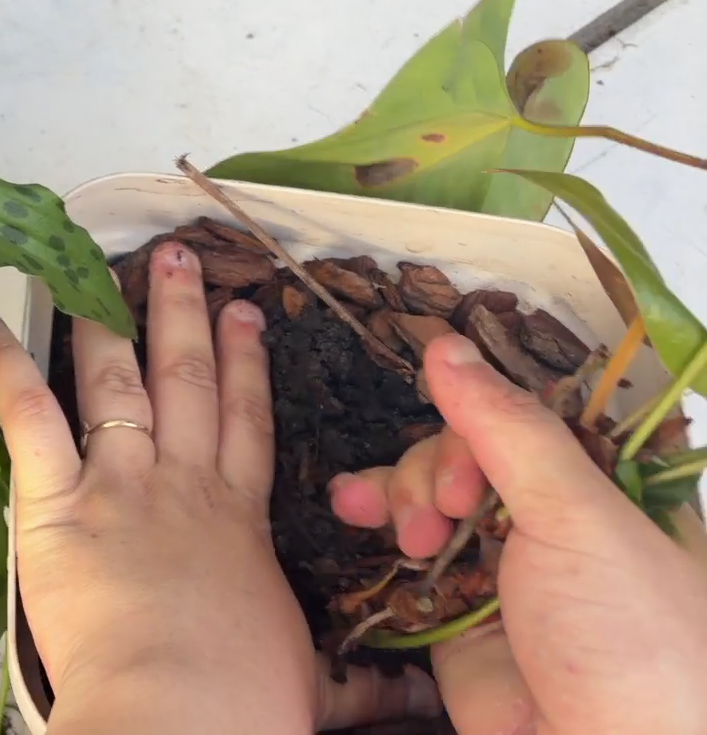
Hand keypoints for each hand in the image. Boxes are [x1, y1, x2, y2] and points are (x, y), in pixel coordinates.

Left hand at [0, 240, 438, 732]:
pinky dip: (2, 364)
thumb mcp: (307, 682)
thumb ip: (345, 676)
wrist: (183, 720)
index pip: (244, 420)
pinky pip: (27, 413)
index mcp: (235, 519)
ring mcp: (117, 482)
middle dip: (183, 312)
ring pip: (116, 380)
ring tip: (106, 269)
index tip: (245, 312)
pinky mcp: (56, 498)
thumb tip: (395, 699)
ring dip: (111, 320)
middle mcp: (178, 483)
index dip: (246, 362)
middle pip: (187, 379)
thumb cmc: (242, 707)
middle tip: (176, 256)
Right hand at [328, 334, 706, 731]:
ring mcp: (501, 556)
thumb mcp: (581, 523)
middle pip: (463, 448)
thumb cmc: (633, 644)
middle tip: (439, 513)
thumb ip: (507, 430)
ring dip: (394, 490)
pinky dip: (371, 513)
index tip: (464, 456)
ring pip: (424, 484)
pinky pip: (399, 528)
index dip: (479, 422)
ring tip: (391, 526)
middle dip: (432, 469)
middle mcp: (556, 518)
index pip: (527, 421)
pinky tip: (355, 514)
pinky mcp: (453, 589)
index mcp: (612, 496)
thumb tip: (445, 343)